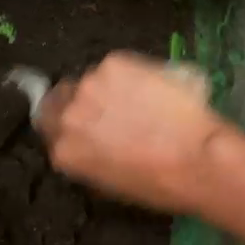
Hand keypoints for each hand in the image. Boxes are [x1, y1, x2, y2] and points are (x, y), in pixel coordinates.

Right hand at [34, 51, 230, 214]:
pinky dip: (128, 74)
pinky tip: (149, 88)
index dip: (68, 123)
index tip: (84, 124)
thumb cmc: (158, 183)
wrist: (195, 157)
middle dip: (80, 101)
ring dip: (107, 87)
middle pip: (62, 96)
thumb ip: (88, 155)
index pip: (49, 126)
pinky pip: (115, 65)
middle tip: (107, 109)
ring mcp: (90, 82)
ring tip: (137, 100)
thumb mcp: (111, 181)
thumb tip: (90, 141)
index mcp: (66, 149)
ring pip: (93, 79)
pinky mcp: (114, 61)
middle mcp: (69, 112)